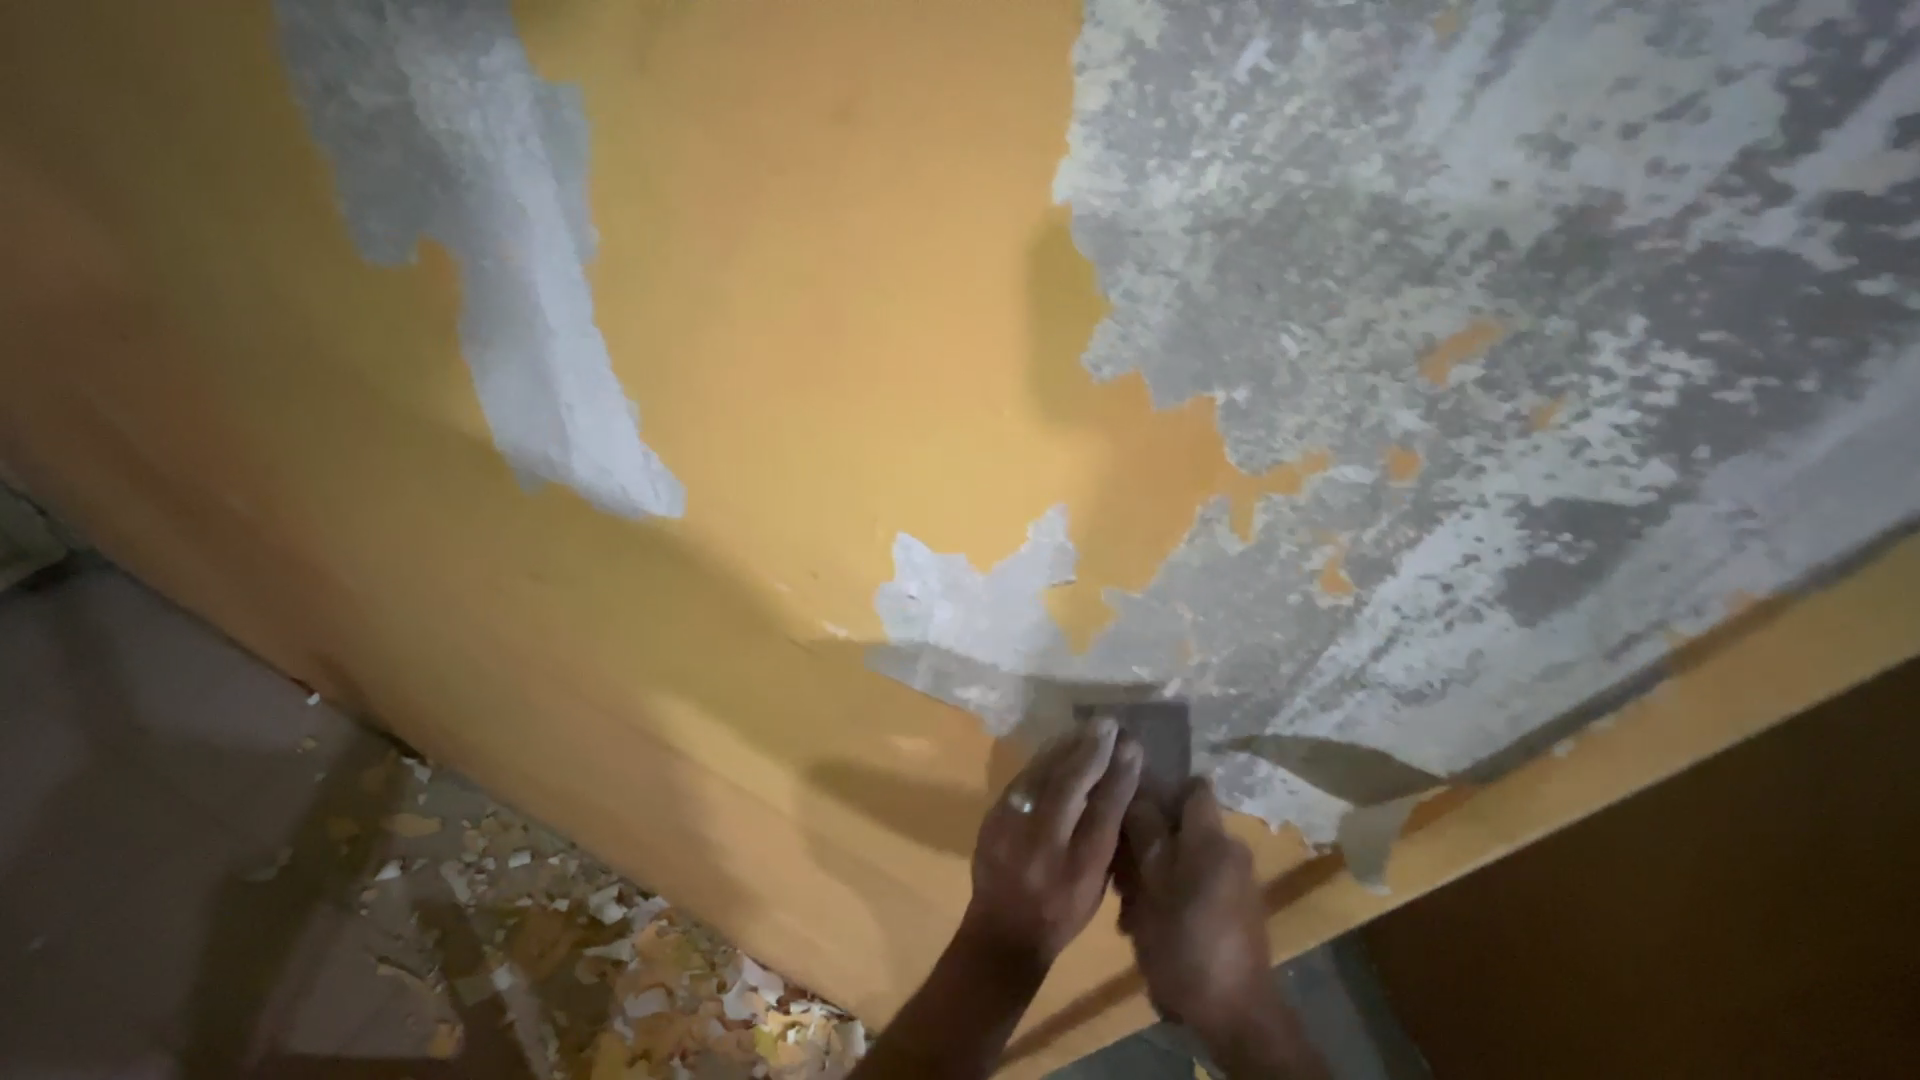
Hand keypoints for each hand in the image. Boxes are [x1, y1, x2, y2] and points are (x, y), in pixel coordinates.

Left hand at [961, 718, 1142, 964]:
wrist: (1003, 931)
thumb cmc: (1062, 912)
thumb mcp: (1096, 886)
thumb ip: (1108, 838)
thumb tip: (1121, 788)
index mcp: (1080, 869)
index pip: (1104, 811)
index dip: (1119, 775)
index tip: (1132, 746)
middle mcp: (1046, 846)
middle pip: (1071, 786)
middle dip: (1092, 751)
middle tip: (1109, 724)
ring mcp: (1013, 830)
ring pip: (1042, 776)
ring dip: (1066, 747)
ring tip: (1086, 728)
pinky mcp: (992, 820)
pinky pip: (1022, 780)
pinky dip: (1042, 761)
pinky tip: (1057, 747)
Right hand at [1115, 781, 1280, 1047]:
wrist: (1235, 1014)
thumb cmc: (1186, 945)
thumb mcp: (1151, 887)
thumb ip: (1145, 835)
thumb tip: (1136, 791)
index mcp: (1212, 839)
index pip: (1192, 787)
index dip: (1160, 787)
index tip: (1127, 799)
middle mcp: (1230, 851)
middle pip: (1183, 824)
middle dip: (1148, 838)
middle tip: (1115, 863)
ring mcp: (1235, 881)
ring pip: (1184, 856)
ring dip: (1154, 871)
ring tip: (1124, 902)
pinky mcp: (1234, 909)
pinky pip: (1196, 882)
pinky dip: (1171, 892)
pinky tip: (1145, 922)